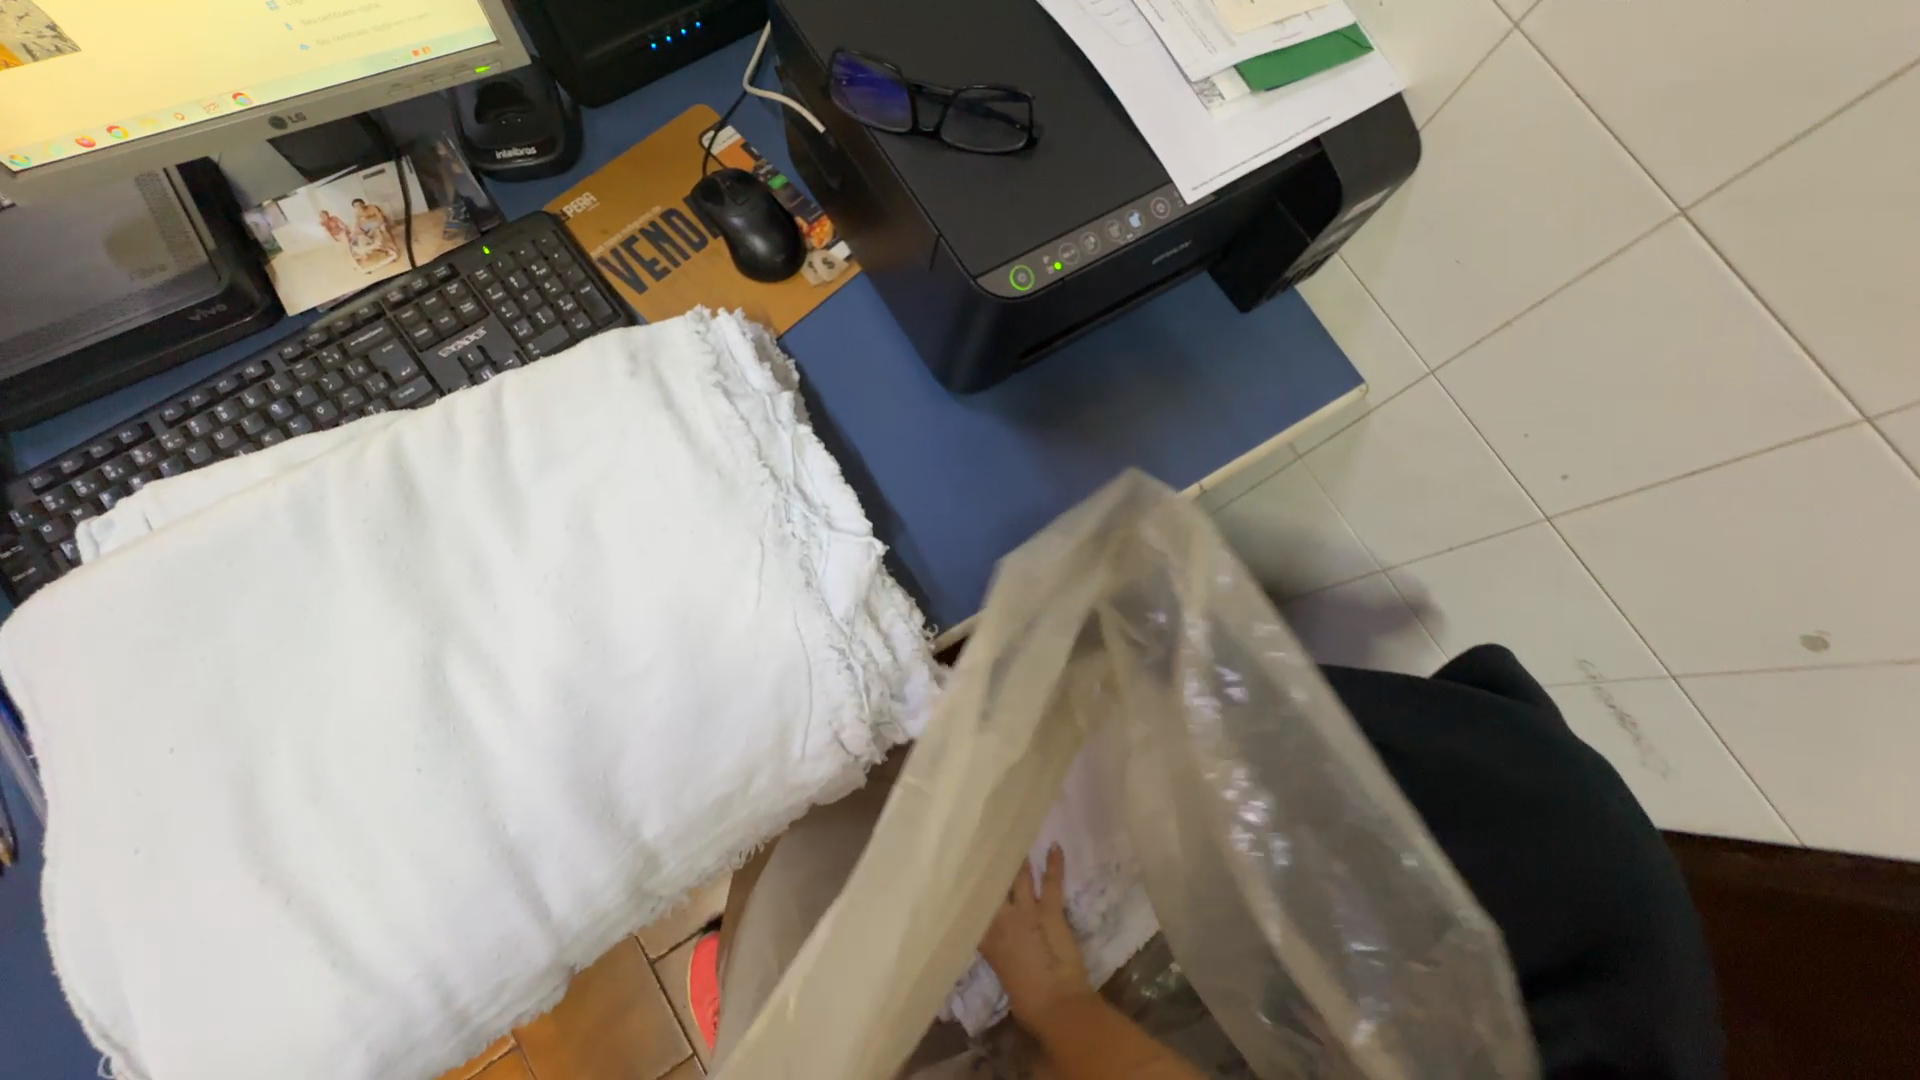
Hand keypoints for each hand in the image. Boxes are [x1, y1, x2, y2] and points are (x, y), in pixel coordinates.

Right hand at [978, 844, 1093, 1031]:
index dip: (968, 889)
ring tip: (1013, 839)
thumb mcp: (1001, 974)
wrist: (1057, 1005)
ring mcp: (1025, 911)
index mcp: (985, 940)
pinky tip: (1055, 846)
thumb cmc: (1027, 1001)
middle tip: (983, 844)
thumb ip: (996, 950)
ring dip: (1018, 859)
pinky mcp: (1050, 909)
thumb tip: (996, 940)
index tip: (960, 871)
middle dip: (988, 866)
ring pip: (1019, 876)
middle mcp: (1000, 919)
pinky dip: (1055, 863)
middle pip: (992, 885)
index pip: (972, 906)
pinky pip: (1052, 880)